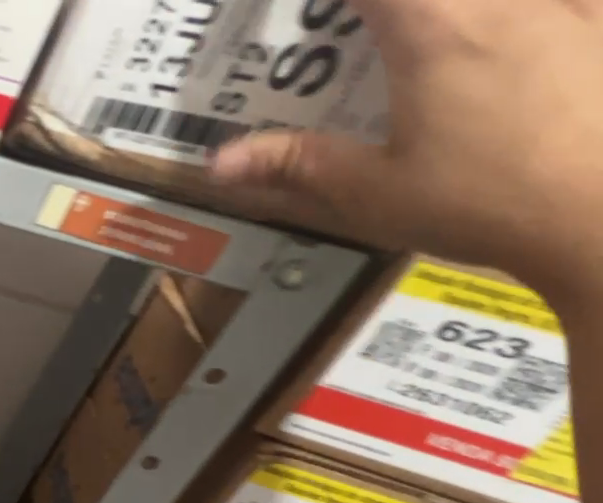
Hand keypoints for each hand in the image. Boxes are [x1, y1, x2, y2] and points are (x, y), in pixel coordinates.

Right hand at [211, 0, 602, 304]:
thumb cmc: (484, 202)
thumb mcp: (372, 193)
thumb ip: (296, 165)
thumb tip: (218, 161)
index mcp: (439, 35)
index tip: (312, 12)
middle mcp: (512, 5)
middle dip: (391, 10)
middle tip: (359, 24)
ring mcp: (574, 11)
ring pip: (495, 0)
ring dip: (451, 14)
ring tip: (432, 32)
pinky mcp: (601, 30)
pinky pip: (567, 9)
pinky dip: (542, 19)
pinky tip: (531, 30)